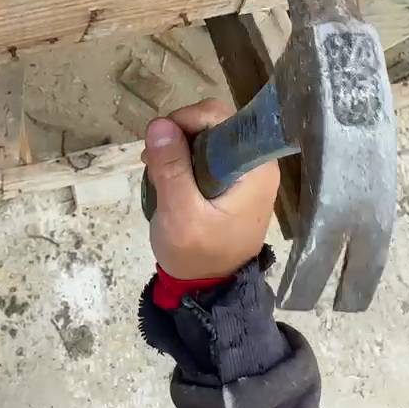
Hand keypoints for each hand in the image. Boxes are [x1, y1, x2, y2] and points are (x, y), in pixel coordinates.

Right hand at [142, 99, 279, 280]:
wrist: (207, 290)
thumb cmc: (198, 255)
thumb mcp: (179, 215)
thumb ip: (171, 168)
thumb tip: (159, 124)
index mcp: (253, 166)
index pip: (219, 116)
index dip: (186, 120)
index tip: (162, 144)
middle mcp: (254, 161)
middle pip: (210, 121)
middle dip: (177, 136)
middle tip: (154, 161)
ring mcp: (243, 169)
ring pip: (203, 134)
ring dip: (176, 148)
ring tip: (157, 174)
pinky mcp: (231, 179)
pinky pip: (203, 151)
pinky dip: (181, 158)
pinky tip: (166, 179)